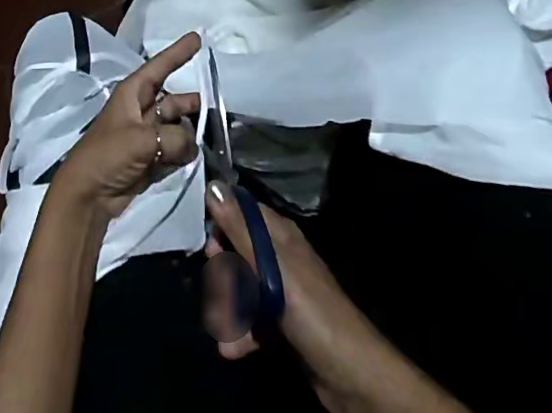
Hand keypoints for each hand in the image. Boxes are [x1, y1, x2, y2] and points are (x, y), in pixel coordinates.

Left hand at [52, 33, 201, 218]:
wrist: (86, 198)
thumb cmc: (106, 156)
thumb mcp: (141, 140)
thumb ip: (176, 137)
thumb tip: (194, 145)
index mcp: (132, 94)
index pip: (159, 67)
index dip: (178, 52)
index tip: (197, 37)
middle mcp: (142, 110)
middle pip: (176, 100)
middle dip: (194, 105)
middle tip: (217, 111)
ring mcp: (148, 135)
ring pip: (180, 125)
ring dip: (191, 133)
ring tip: (204, 141)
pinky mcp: (153, 157)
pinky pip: (178, 148)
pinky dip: (185, 152)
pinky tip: (189, 158)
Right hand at [206, 183, 469, 412]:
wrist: (346, 368)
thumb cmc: (309, 308)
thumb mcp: (272, 265)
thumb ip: (240, 228)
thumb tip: (214, 183)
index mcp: (281, 235)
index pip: (245, 211)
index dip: (222, 220)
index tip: (205, 238)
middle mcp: (280, 256)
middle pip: (238, 253)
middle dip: (223, 274)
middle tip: (220, 291)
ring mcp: (281, 290)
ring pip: (241, 290)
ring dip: (228, 311)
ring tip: (226, 330)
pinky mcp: (281, 322)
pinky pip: (250, 319)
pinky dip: (240, 334)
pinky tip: (233, 349)